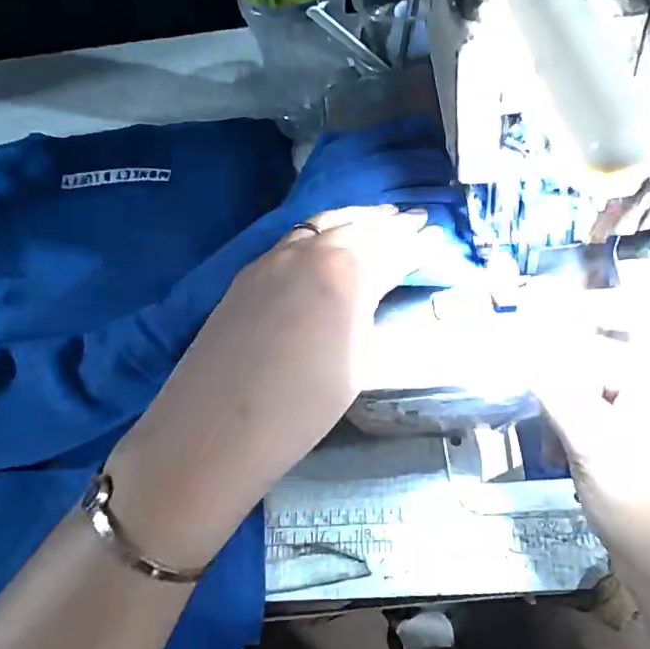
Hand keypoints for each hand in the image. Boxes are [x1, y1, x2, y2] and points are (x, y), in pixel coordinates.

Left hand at [106, 205, 433, 568]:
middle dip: (388, 223)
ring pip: (321, 225)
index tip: (435, 238)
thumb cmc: (300, 408)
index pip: (391, 249)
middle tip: (412, 220)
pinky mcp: (246, 274)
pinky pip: (293, 239)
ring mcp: (271, 259)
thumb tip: (370, 295)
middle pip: (356, 227)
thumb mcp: (357, 366)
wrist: (214, 428)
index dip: (416, 244)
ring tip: (375, 220)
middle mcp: (308, 252)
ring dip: (353, 220)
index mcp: (345, 273)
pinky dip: (320, 233)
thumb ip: (365, 317)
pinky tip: (325, 243)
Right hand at [529, 311, 649, 605]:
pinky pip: (631, 418)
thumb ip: (559, 387)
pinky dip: (596, 421)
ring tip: (547, 421)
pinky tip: (568, 449)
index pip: (640, 314)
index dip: (586, 307)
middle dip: (578, 353)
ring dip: (582, 391)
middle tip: (533, 366)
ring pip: (627, 385)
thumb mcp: (599, 447)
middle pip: (633, 346)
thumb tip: (523, 339)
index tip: (535, 313)